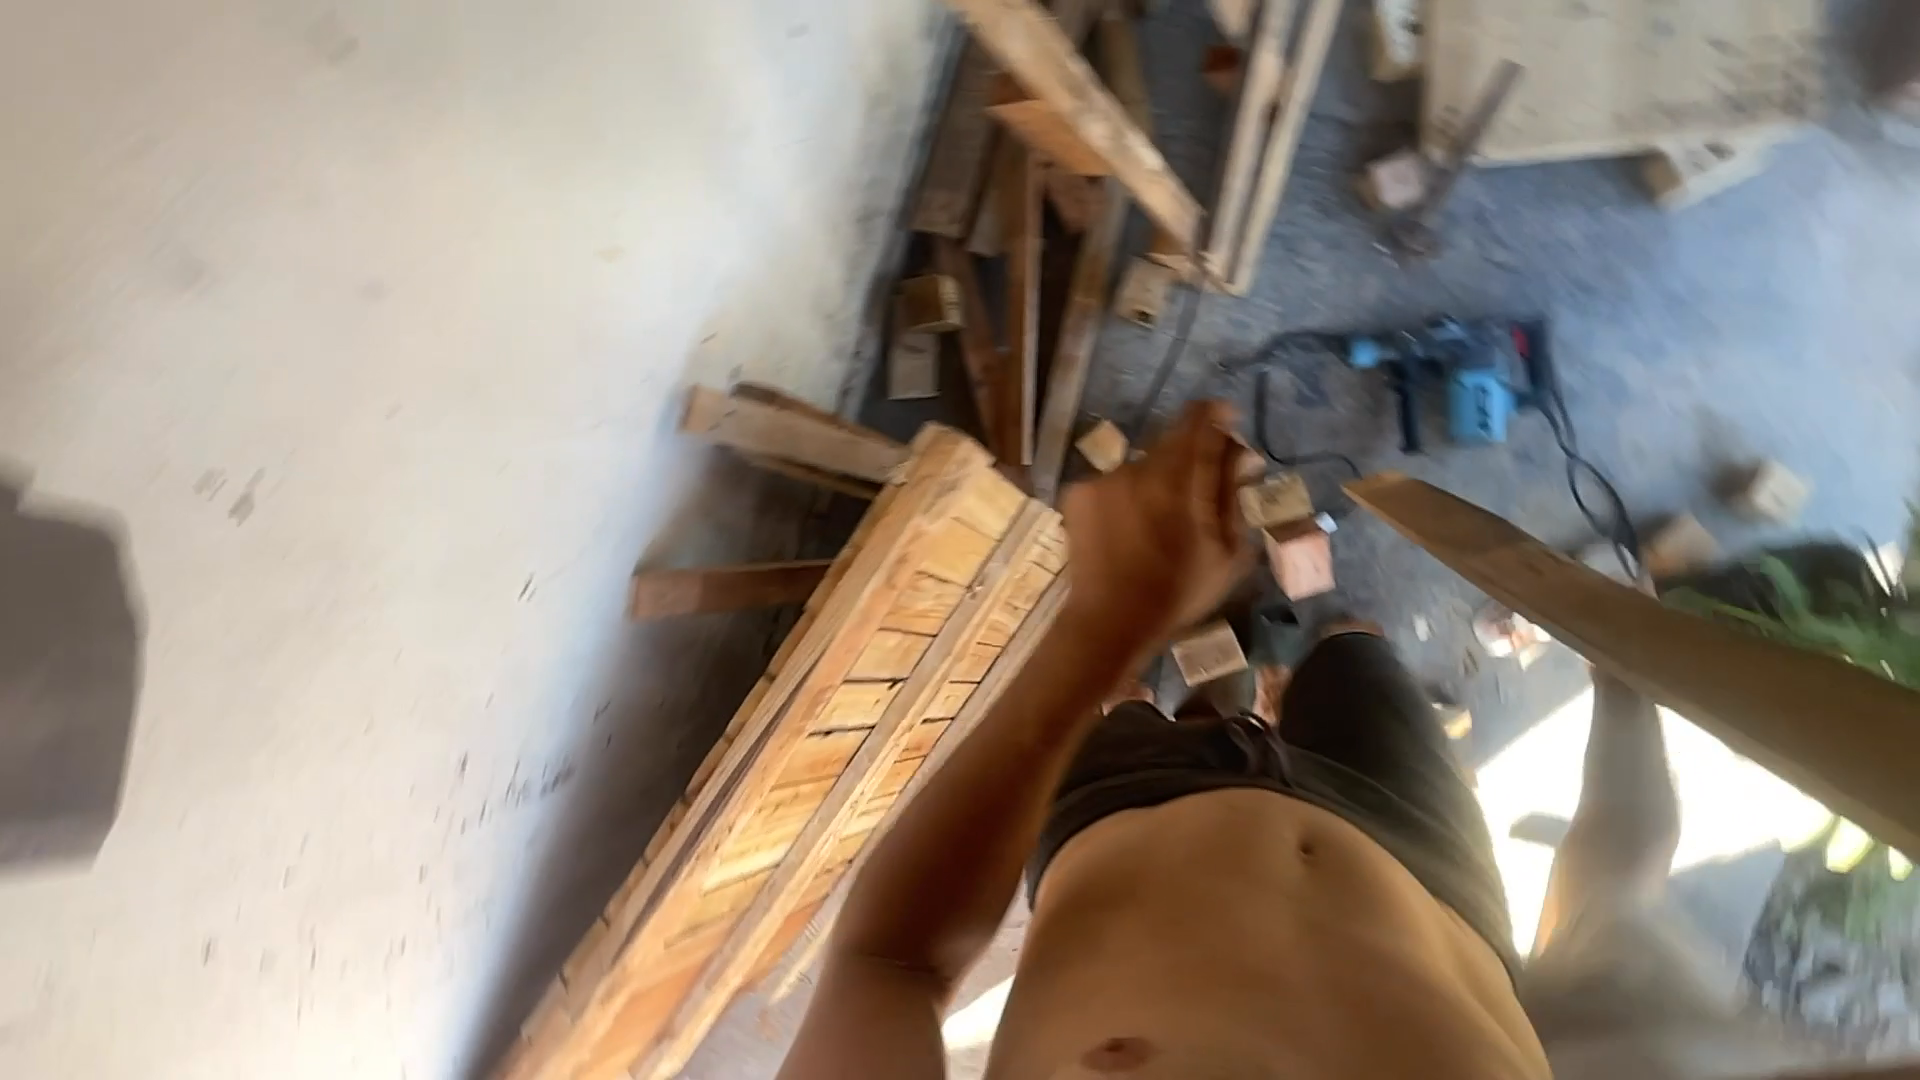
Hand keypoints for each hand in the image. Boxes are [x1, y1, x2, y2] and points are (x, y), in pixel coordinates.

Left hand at [1059, 401, 1257, 649]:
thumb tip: (1239, 453)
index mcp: (1181, 479)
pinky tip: (1124, 530)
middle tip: (1194, 493)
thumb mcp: (1227, 551)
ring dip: (1153, 481)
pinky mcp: (1077, 493)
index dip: (1215, 417)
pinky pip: (1110, 484)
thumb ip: (1231, 494)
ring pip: (1139, 466)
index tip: (1225, 423)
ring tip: (1155, 523)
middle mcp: (1139, 467)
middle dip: (1188, 458)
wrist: (1109, 620)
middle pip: (1170, 442)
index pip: (1200, 420)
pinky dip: (1122, 498)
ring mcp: (1104, 479)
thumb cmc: (1178, 593)